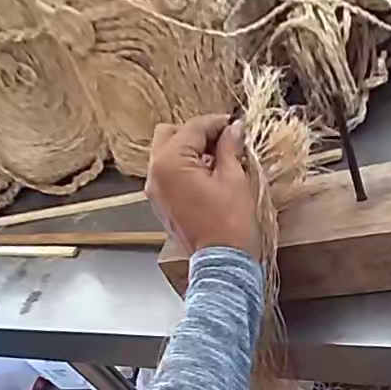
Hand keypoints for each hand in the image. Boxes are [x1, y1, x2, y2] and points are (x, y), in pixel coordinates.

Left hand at [146, 114, 260, 258]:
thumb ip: (230, 148)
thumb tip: (233, 129)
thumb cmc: (231, 225)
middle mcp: (155, 173)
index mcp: (170, 162)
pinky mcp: (162, 206)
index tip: (235, 124)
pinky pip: (169, 177)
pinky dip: (184, 171)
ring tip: (217, 162)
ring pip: (167, 156)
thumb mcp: (234, 180)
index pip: (193, 128)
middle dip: (197, 135)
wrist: (224, 265)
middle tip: (223, 142)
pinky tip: (207, 179)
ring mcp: (155, 192)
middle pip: (171, 135)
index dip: (217, 123)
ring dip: (189, 152)